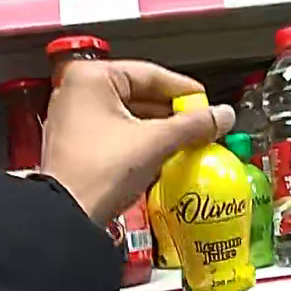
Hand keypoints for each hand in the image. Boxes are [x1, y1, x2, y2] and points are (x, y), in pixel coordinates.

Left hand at [41, 58, 235, 221]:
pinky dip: (140, 144)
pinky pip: (117, 136)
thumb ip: (192, 125)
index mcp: (91, 78)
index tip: (206, 105)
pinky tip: (160, 157)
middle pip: (139, 95)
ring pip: (129, 118)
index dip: (184, 91)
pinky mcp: (77, 147)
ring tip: (185, 144)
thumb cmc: (99, 173)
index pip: (150, 74)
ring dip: (158, 131)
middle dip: (172, 115)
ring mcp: (74, 121)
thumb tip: (221, 116)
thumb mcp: (155, 143)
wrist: (69, 216)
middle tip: (200, 127)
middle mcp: (77, 93)